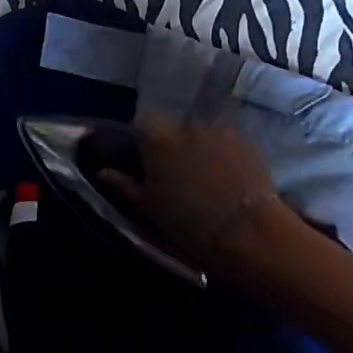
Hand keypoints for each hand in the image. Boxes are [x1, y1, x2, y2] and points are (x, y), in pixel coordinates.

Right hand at [99, 113, 282, 266]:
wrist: (245, 231)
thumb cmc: (188, 224)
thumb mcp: (150, 208)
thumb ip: (125, 185)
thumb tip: (104, 172)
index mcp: (159, 141)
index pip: (144, 122)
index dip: (145, 138)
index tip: (148, 158)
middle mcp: (189, 127)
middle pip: (178, 130)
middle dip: (178, 147)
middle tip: (182, 175)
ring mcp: (222, 132)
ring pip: (206, 137)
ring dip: (205, 151)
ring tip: (213, 180)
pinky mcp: (248, 141)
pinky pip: (231, 144)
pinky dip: (229, 157)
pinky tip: (234, 179)